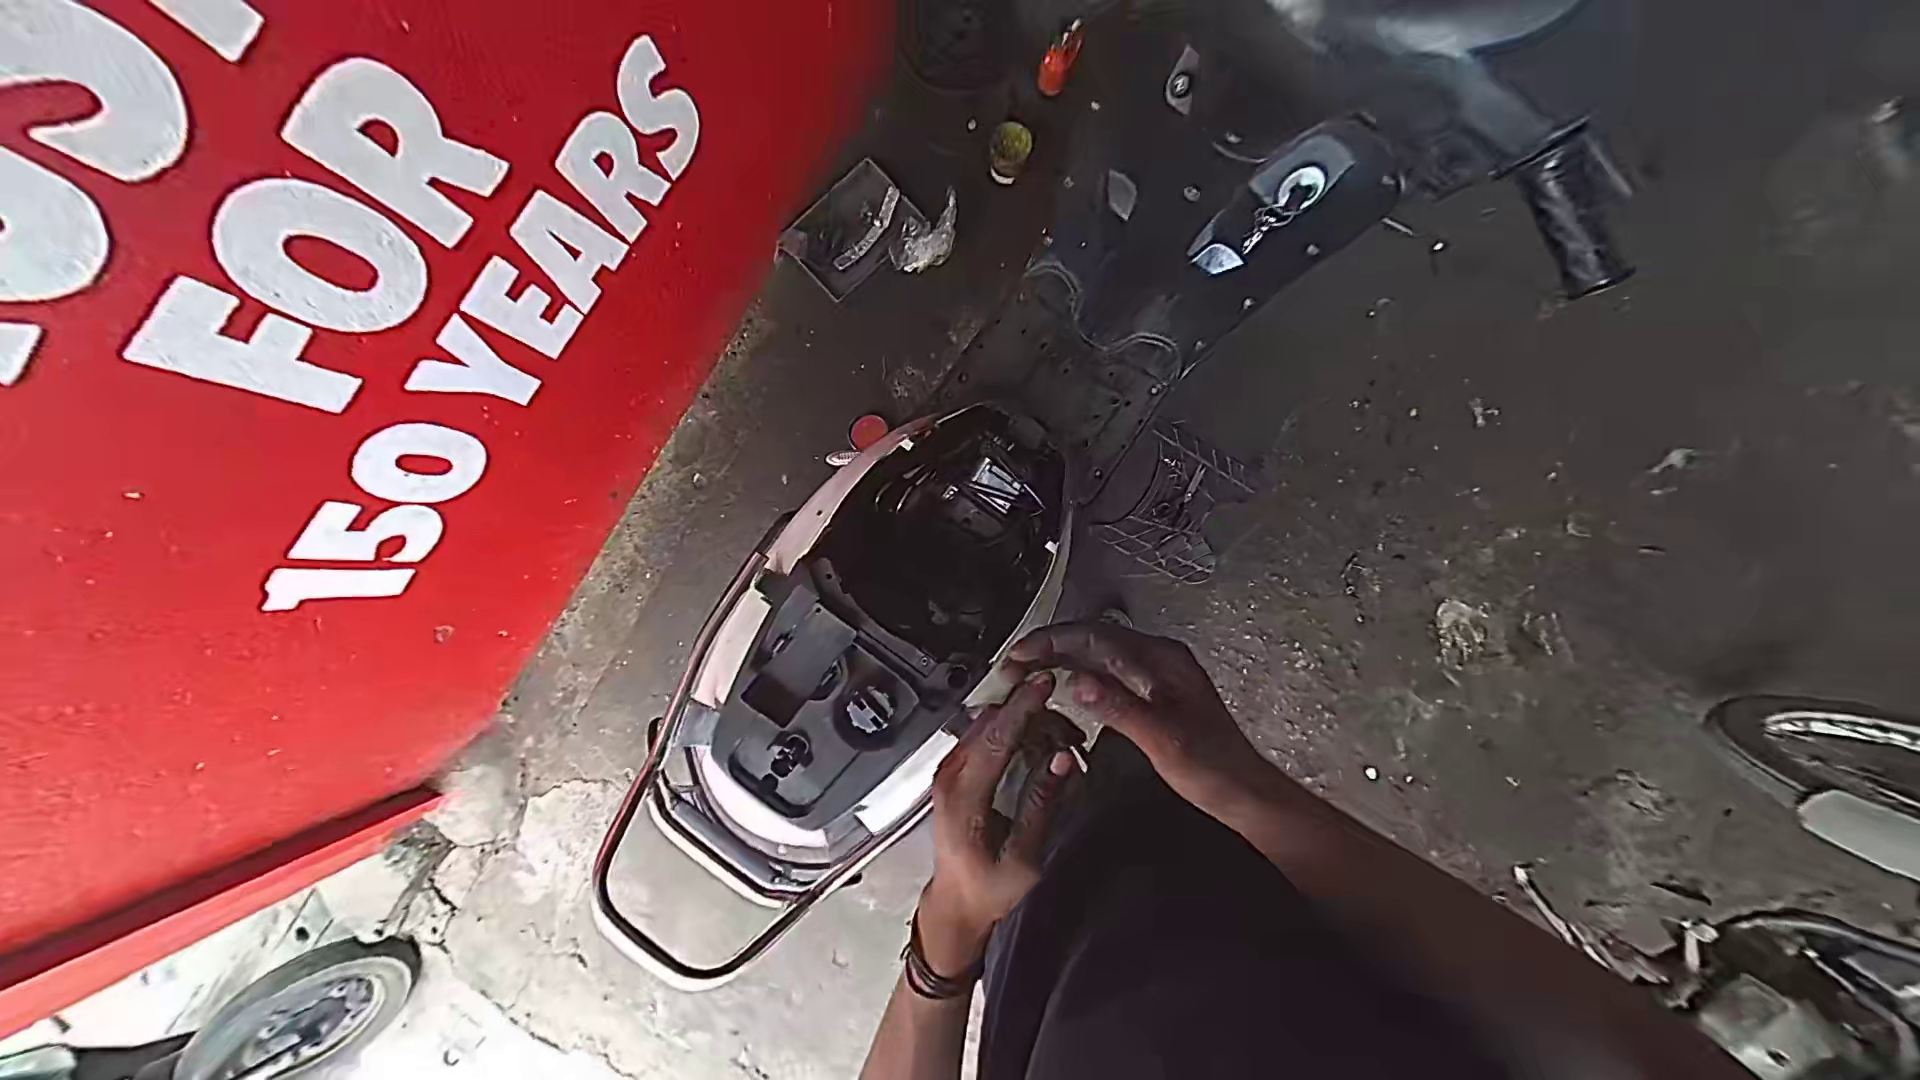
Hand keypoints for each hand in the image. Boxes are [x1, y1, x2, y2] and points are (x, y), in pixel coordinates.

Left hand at [918, 672, 1076, 974]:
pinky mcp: (953, 769)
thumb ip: (1040, 805)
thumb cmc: (988, 887)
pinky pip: (982, 734)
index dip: (1022, 707)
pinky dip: (1010, 728)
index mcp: (963, 797)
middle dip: (1029, 711)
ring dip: (1022, 719)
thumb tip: (1062, 760)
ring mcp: (948, 769)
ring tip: (1057, 733)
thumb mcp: (1023, 858)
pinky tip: (1035, 738)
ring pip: (987, 724)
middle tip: (1065, 720)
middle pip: (991, 723)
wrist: (954, 901)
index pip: (995, 737)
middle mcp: (949, 775)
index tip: (1045, 684)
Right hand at [1008, 622, 1278, 811]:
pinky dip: (1075, 671)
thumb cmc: (1216, 769)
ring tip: (1027, 668)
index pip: (1096, 636)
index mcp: (1162, 660)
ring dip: (1059, 657)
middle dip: (1049, 646)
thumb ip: (1119, 708)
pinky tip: (1060, 681)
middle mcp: (1158, 659)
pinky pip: (1104, 669)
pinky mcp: (1149, 691)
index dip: (1053, 641)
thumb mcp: (1164, 741)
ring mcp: (1154, 673)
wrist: (1245, 794)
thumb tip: (1077, 682)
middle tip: (1014, 661)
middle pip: (1093, 638)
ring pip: (1096, 652)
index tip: (1022, 653)